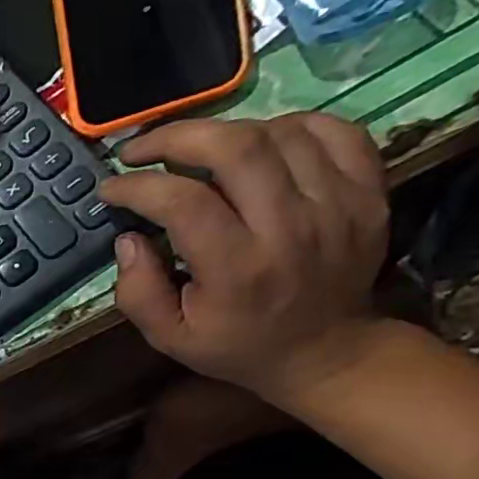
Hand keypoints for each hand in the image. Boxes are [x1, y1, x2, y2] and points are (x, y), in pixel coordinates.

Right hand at [100, 114, 390, 401]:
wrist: (326, 353)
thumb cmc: (237, 345)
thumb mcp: (169, 337)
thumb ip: (138, 292)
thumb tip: (128, 239)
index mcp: (239, 268)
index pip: (183, 202)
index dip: (137, 186)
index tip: (111, 188)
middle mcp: (292, 227)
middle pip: (235, 147)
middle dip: (175, 136)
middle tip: (141, 149)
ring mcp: (339, 204)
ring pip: (278, 132)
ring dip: (223, 133)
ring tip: (194, 152)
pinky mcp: (368, 191)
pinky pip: (333, 131)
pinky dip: (288, 125)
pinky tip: (258, 145)